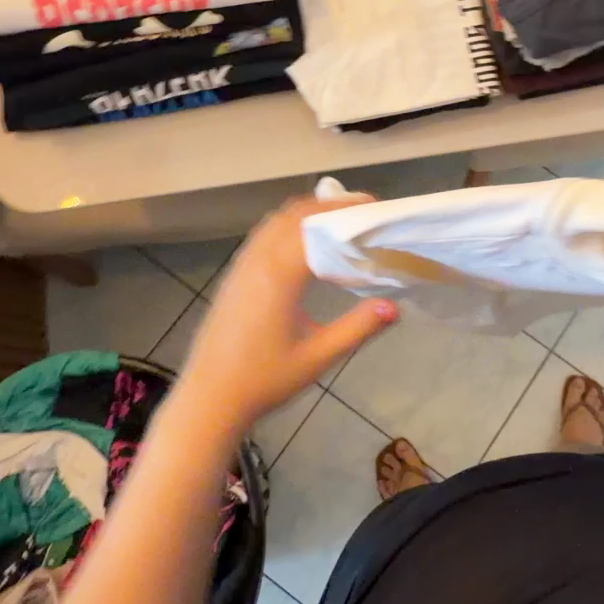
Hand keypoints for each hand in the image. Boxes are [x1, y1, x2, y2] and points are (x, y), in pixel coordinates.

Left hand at [175, 195, 397, 434]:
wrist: (210, 398)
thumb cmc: (265, 380)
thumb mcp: (318, 357)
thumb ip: (357, 328)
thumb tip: (394, 307)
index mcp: (279, 275)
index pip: (315, 225)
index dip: (346, 211)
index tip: (374, 208)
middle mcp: (258, 261)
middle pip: (294, 214)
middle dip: (329, 205)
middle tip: (362, 212)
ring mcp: (241, 266)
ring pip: (275, 221)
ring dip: (306, 212)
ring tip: (338, 222)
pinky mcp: (233, 276)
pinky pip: (262, 235)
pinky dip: (287, 226)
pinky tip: (303, 244)